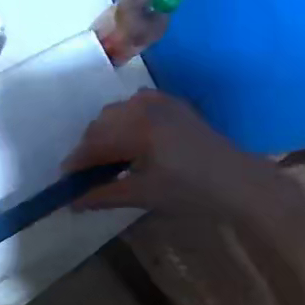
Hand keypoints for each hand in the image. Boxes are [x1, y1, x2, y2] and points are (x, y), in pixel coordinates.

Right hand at [63, 89, 304, 219]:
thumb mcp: (143, 195)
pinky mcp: (172, 104)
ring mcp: (160, 102)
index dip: (77, 162)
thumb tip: (73, 202)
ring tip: (107, 157)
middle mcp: (144, 108)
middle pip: (101, 123)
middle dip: (89, 147)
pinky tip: (129, 140)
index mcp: (137, 130)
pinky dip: (125, 119)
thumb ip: (103, 195)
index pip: (94, 143)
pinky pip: (136, 104)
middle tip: (86, 172)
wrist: (237, 182)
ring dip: (105, 132)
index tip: (66, 179)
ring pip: (116, 112)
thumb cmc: (190, 192)